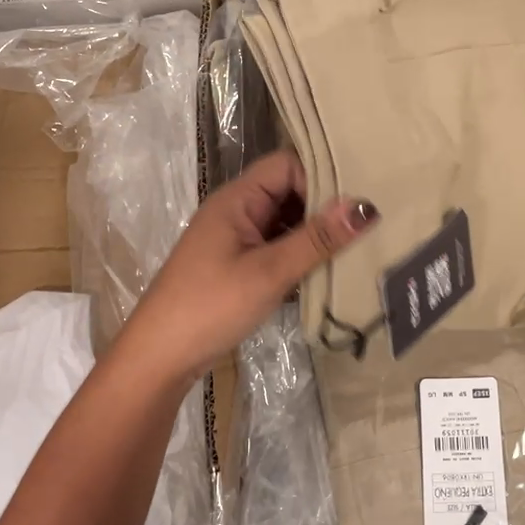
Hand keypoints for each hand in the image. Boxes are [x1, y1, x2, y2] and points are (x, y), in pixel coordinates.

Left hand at [113, 151, 378, 384]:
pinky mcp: (237, 266)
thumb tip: (365, 207)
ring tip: (353, 251)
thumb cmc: (211, 306)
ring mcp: (235, 239)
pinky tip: (326, 275)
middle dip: (323, 207)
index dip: (320, 178)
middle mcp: (236, 210)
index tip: (352, 205)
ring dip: (314, 235)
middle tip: (364, 227)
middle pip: (289, 190)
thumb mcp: (270, 272)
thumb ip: (317, 239)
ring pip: (285, 221)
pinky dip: (300, 257)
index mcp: (238, 199)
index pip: (287, 164)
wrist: (158, 359)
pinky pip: (277, 247)